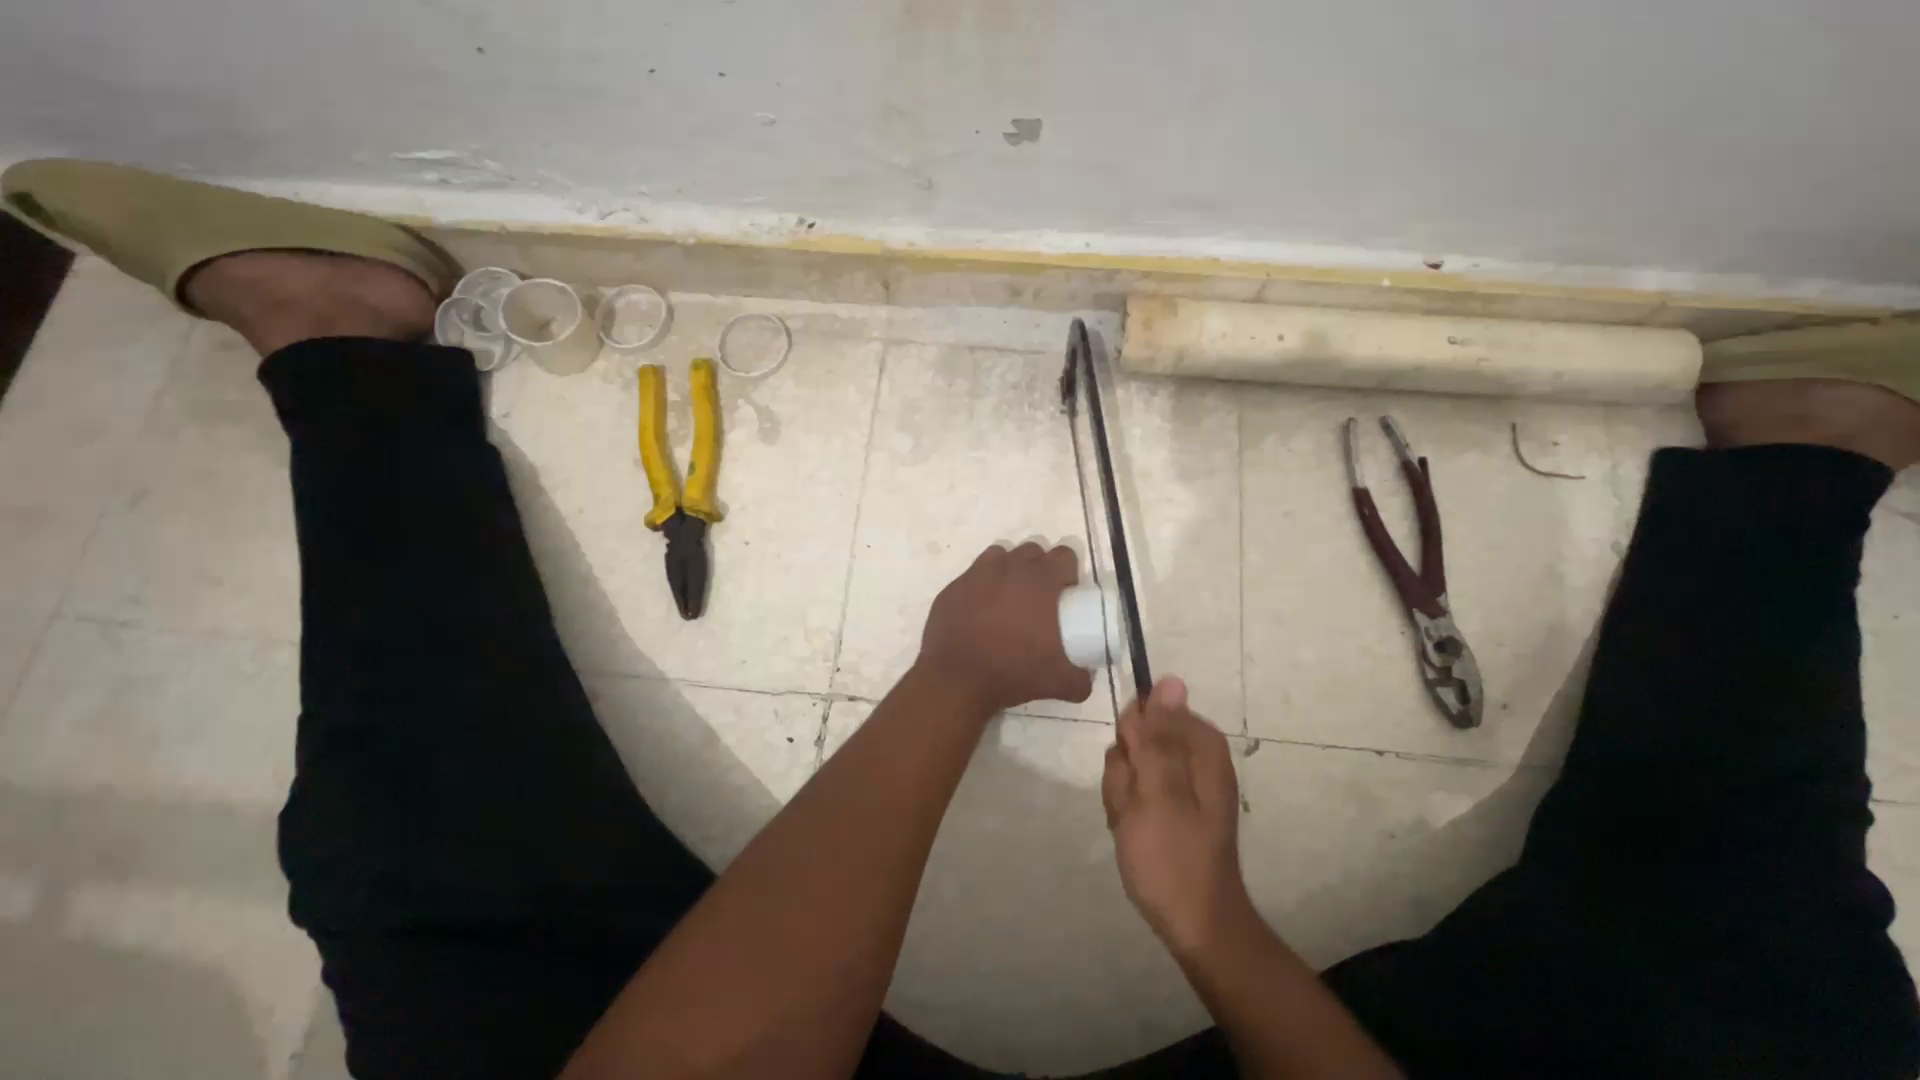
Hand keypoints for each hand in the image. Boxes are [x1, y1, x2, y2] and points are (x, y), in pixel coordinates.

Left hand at [918, 542, 1093, 713]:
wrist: (957, 680)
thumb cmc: (1013, 672)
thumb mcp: (1059, 682)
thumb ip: (1081, 679)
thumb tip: (1087, 679)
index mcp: (1041, 581)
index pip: (1065, 555)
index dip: (1068, 572)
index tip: (1066, 595)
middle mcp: (1010, 567)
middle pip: (1032, 551)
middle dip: (1039, 568)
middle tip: (1039, 599)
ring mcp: (977, 574)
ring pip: (1000, 557)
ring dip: (1009, 571)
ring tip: (1009, 600)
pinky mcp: (953, 588)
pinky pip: (973, 576)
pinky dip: (981, 587)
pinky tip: (980, 611)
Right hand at [1104, 677, 1249, 955]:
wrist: (1194, 923)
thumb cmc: (1173, 857)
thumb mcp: (1158, 792)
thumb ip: (1158, 736)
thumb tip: (1169, 680)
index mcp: (1199, 747)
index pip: (1147, 713)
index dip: (1130, 743)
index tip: (1133, 775)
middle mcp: (1194, 759)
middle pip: (1135, 741)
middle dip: (1123, 775)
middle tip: (1133, 809)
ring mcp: (1181, 785)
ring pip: (1128, 769)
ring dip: (1121, 797)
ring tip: (1133, 827)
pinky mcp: (1170, 808)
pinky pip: (1133, 794)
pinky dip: (1126, 814)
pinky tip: (1133, 836)